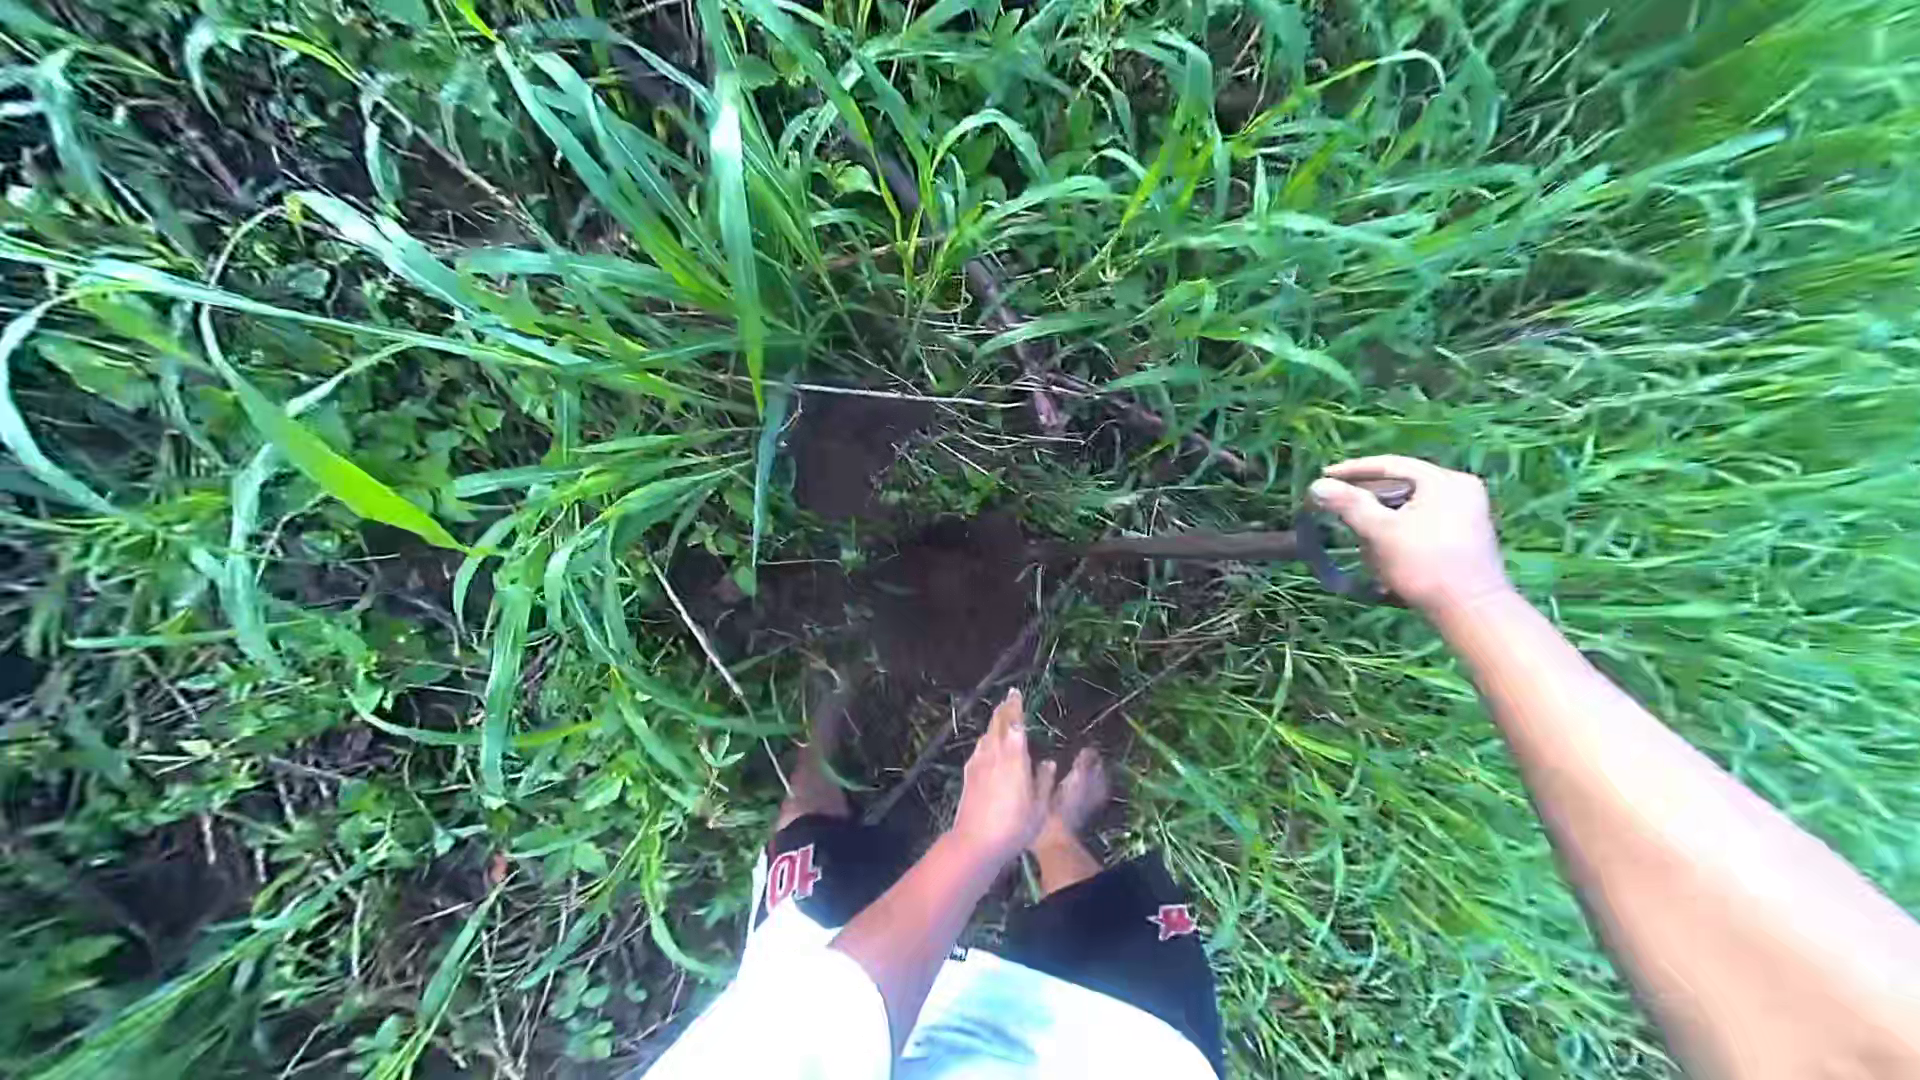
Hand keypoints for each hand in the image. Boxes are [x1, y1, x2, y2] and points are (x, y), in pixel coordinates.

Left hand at [949, 689, 1056, 866]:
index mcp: (1014, 757)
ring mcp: (978, 762)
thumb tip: (1047, 762)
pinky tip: (988, 745)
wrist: (976, 842)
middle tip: (1009, 699)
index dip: (1015, 706)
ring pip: (987, 735)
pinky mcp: (968, 774)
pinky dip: (986, 740)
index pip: (1015, 723)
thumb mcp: (1039, 806)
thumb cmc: (1014, 825)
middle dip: (1004, 710)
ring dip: (994, 723)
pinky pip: (979, 748)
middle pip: (997, 724)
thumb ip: (1044, 780)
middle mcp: (994, 753)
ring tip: (1001, 718)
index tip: (1016, 693)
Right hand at [1309, 455, 1511, 616]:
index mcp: (1445, 481)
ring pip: (1411, 501)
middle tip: (1336, 500)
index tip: (1324, 476)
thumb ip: (1348, 504)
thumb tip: (1317, 484)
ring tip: (1353, 522)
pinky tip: (1380, 538)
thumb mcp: (1380, 531)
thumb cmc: (1424, 564)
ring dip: (1380, 510)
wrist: (1469, 609)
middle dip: (1366, 493)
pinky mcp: (1464, 532)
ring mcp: (1466, 511)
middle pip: (1402, 481)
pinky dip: (1398, 522)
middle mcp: (1461, 488)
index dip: (1352, 470)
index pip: (1391, 464)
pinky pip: (1422, 516)